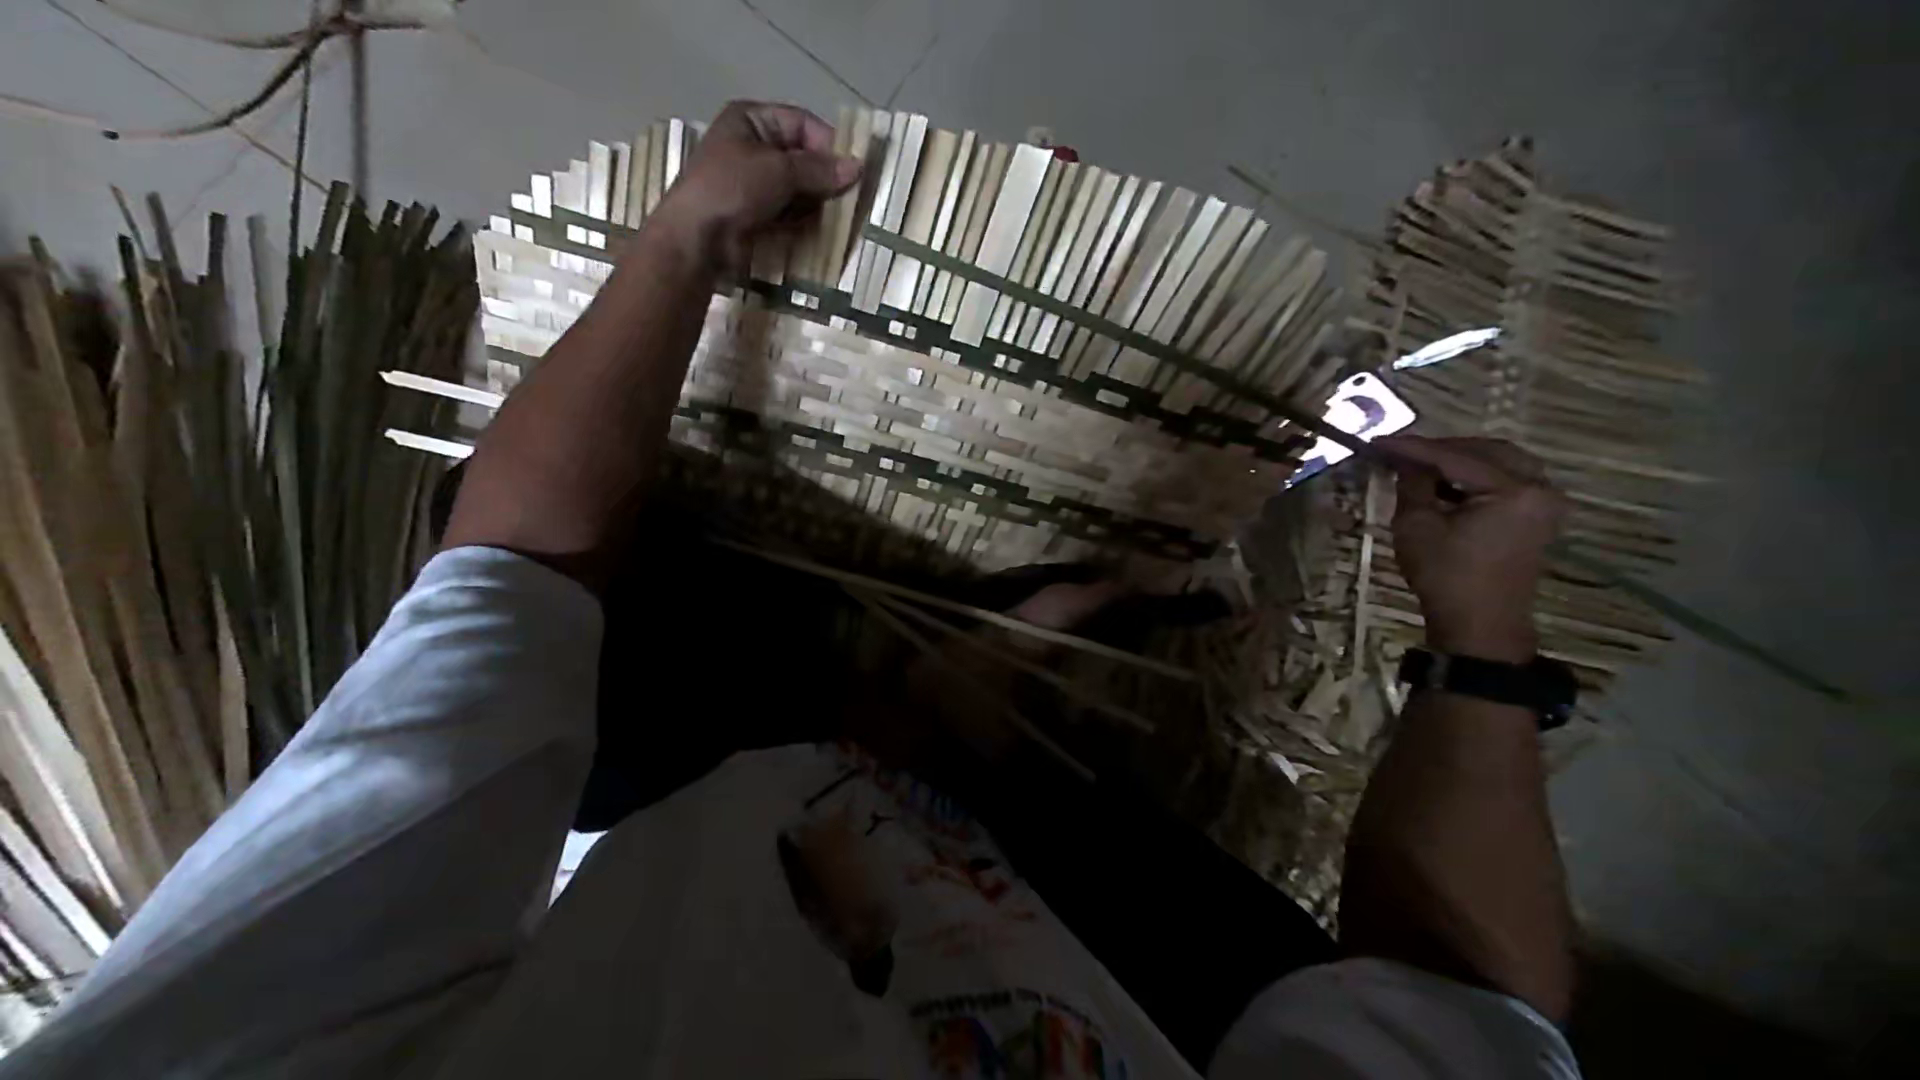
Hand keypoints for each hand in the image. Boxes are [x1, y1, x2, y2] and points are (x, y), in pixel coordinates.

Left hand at [649, 101, 862, 273]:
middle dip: (827, 177)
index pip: (802, 124)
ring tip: (843, 217)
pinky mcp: (758, 216)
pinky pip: (791, 214)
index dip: (829, 143)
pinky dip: (807, 221)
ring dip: (820, 203)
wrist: (698, 240)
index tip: (853, 169)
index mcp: (751, 121)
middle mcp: (753, 148)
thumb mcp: (778, 170)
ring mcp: (755, 185)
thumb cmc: (732, 189)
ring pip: (800, 188)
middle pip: (803, 157)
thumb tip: (858, 168)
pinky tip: (824, 231)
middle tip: (853, 197)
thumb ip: (819, 169)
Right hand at [1377, 436, 1566, 662]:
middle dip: (1441, 448)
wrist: (1479, 623)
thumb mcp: (1416, 526)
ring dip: (1460, 459)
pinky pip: (1508, 478)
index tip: (1377, 442)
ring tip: (1421, 464)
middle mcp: (1541, 488)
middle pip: (1487, 451)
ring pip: (1501, 461)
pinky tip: (1447, 481)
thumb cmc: (1445, 576)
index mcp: (1514, 491)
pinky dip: (1477, 474)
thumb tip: (1406, 461)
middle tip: (1401, 452)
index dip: (1412, 448)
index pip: (1455, 457)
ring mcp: (1545, 502)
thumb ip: (1413, 484)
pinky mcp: (1538, 515)